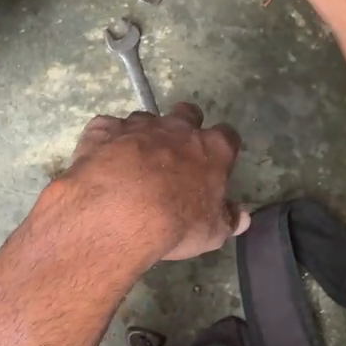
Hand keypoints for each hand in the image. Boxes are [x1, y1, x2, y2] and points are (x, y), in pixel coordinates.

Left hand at [46, 103, 248, 264]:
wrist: (119, 212)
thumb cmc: (175, 224)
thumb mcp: (211, 233)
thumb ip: (228, 220)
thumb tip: (243, 217)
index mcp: (211, 149)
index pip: (228, 136)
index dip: (222, 147)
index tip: (216, 162)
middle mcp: (177, 128)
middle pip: (188, 113)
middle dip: (184, 126)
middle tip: (176, 153)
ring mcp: (138, 125)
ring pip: (145, 119)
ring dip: (144, 135)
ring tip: (133, 162)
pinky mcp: (104, 130)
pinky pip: (107, 127)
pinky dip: (107, 140)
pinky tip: (102, 159)